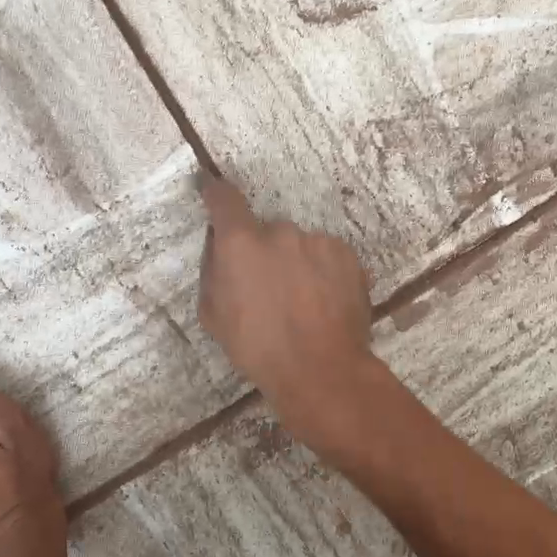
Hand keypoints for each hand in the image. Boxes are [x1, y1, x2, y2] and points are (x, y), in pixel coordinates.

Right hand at [198, 175, 387, 449]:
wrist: (321, 370)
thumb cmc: (258, 348)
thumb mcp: (214, 316)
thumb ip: (213, 272)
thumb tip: (217, 248)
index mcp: (241, 243)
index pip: (224, 199)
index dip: (214, 191)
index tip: (209, 186)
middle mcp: (280, 231)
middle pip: (264, 232)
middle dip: (262, 253)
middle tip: (266, 289)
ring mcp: (317, 241)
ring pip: (298, 245)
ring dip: (294, 263)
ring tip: (300, 303)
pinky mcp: (347, 255)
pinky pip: (325, 256)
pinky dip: (321, 272)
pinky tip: (322, 302)